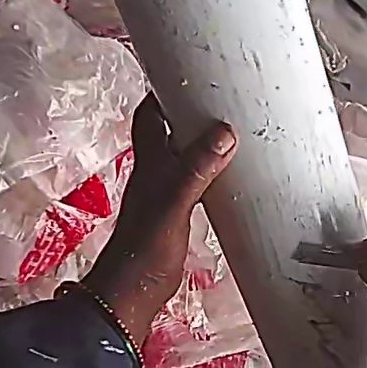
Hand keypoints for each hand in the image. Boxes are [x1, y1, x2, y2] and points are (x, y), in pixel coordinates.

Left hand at [81, 96, 236, 348]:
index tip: (187, 72)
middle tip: (223, 97)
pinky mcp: (176, 216)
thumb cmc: (146, 252)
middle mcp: (155, 175)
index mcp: (150, 165)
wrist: (133, 295)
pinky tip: (227, 175)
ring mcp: (164, 196)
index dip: (162, 93)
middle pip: (168, 132)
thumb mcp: (172, 208)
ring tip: (234, 129)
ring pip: (182, 156)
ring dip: (201, 142)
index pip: (149, 117)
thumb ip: (194, 172)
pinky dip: (209, 171)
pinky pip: (194, 181)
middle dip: (188, 112)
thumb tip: (223, 132)